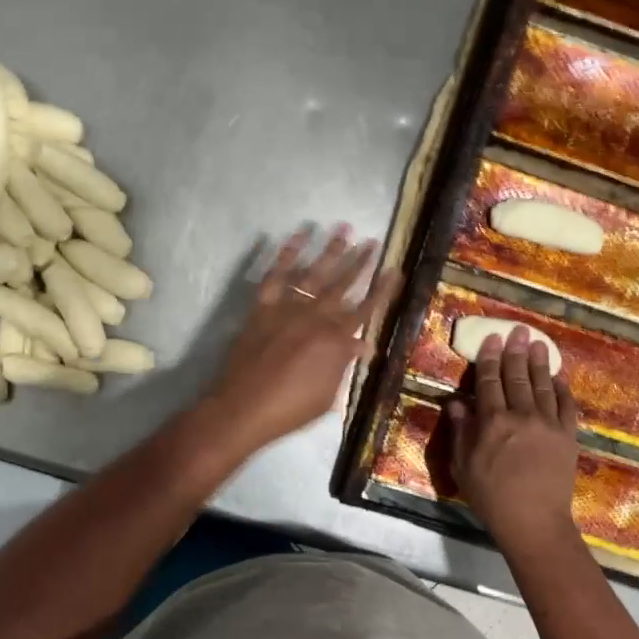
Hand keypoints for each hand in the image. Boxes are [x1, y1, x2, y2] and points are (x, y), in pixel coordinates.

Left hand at [202, 225, 399, 452]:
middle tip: (372, 241)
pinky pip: (275, 275)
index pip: (366, 310)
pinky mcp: (261, 308)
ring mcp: (287, 309)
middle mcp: (315, 318)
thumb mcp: (326, 396)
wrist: (243, 408)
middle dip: (359, 262)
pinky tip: (297, 237)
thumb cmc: (289, 410)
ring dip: (330, 250)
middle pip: (342, 284)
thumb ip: (341, 366)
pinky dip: (286, 254)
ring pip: (313, 273)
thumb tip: (360, 346)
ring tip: (343, 228)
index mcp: (335, 342)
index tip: (395, 271)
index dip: (382, 291)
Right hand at [448, 327, 580, 546]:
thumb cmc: (491, 498)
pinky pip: (565, 405)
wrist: (533, 520)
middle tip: (517, 330)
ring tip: (537, 343)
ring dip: (539, 362)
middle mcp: (521, 415)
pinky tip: (557, 377)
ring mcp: (548, 424)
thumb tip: (456, 404)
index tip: (491, 339)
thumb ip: (462, 433)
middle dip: (515, 352)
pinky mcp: (568, 435)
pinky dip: (561, 388)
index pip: (488, 382)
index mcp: (492, 422)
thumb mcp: (464, 468)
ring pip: (542, 385)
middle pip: (516, 377)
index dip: (488, 359)